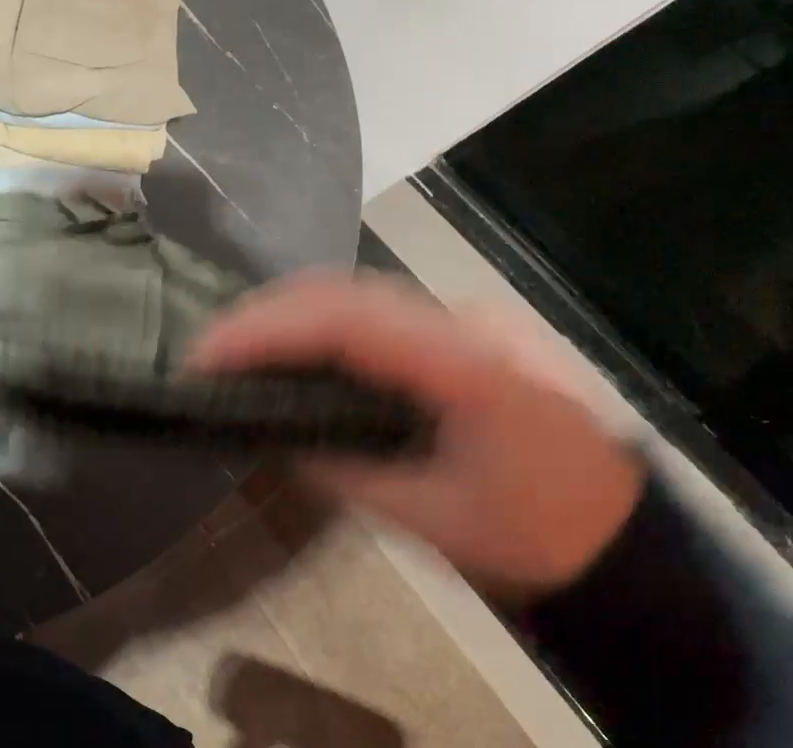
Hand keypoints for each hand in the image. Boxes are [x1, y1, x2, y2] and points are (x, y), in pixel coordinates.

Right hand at [188, 272, 645, 597]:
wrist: (628, 538)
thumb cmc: (533, 539)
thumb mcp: (427, 518)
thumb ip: (337, 467)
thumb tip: (263, 430)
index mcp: (472, 371)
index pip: (346, 322)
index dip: (264, 330)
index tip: (202, 358)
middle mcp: (471, 326)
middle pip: (342, 291)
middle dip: (260, 316)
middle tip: (203, 356)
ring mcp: (470, 319)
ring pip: (352, 290)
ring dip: (282, 313)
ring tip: (229, 349)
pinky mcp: (461, 329)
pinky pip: (370, 307)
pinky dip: (312, 320)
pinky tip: (283, 347)